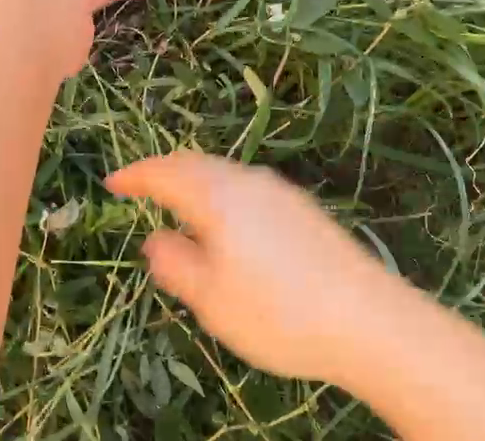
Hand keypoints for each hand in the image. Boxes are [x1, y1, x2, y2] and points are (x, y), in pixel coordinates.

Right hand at [106, 151, 419, 390]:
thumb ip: (175, 265)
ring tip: (177, 204)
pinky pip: (243, 185)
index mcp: (215, 197)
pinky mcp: (301, 208)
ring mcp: (278, 191)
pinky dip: (219, 190)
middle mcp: (245, 181)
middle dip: (161, 171)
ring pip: (221, 172)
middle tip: (139, 187)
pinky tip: (226, 221)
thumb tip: (155, 239)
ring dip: (191, 180)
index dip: (134, 176)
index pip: (163, 173)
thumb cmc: (280, 314)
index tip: (111, 182)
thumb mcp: (212, 301)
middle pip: (193, 163)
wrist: (373, 322)